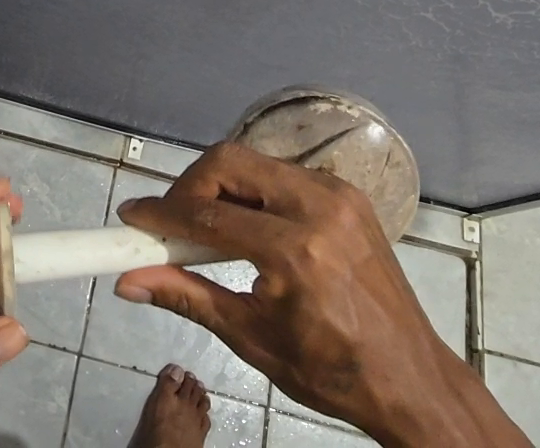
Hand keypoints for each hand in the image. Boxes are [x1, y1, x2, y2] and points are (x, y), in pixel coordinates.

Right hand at [114, 143, 529, 447]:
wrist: (411, 377)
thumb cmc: (328, 369)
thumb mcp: (249, 337)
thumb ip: (185, 296)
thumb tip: (128, 283)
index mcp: (295, 251)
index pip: (208, 213)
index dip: (162, 212)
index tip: (131, 216)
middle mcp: (319, 206)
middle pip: (230, 161)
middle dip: (190, 185)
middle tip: (171, 218)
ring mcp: (339, 194)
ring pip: (256, 161)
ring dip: (220, 184)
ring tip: (204, 223)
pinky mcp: (349, 193)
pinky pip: (283, 173)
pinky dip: (253, 189)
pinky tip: (246, 222)